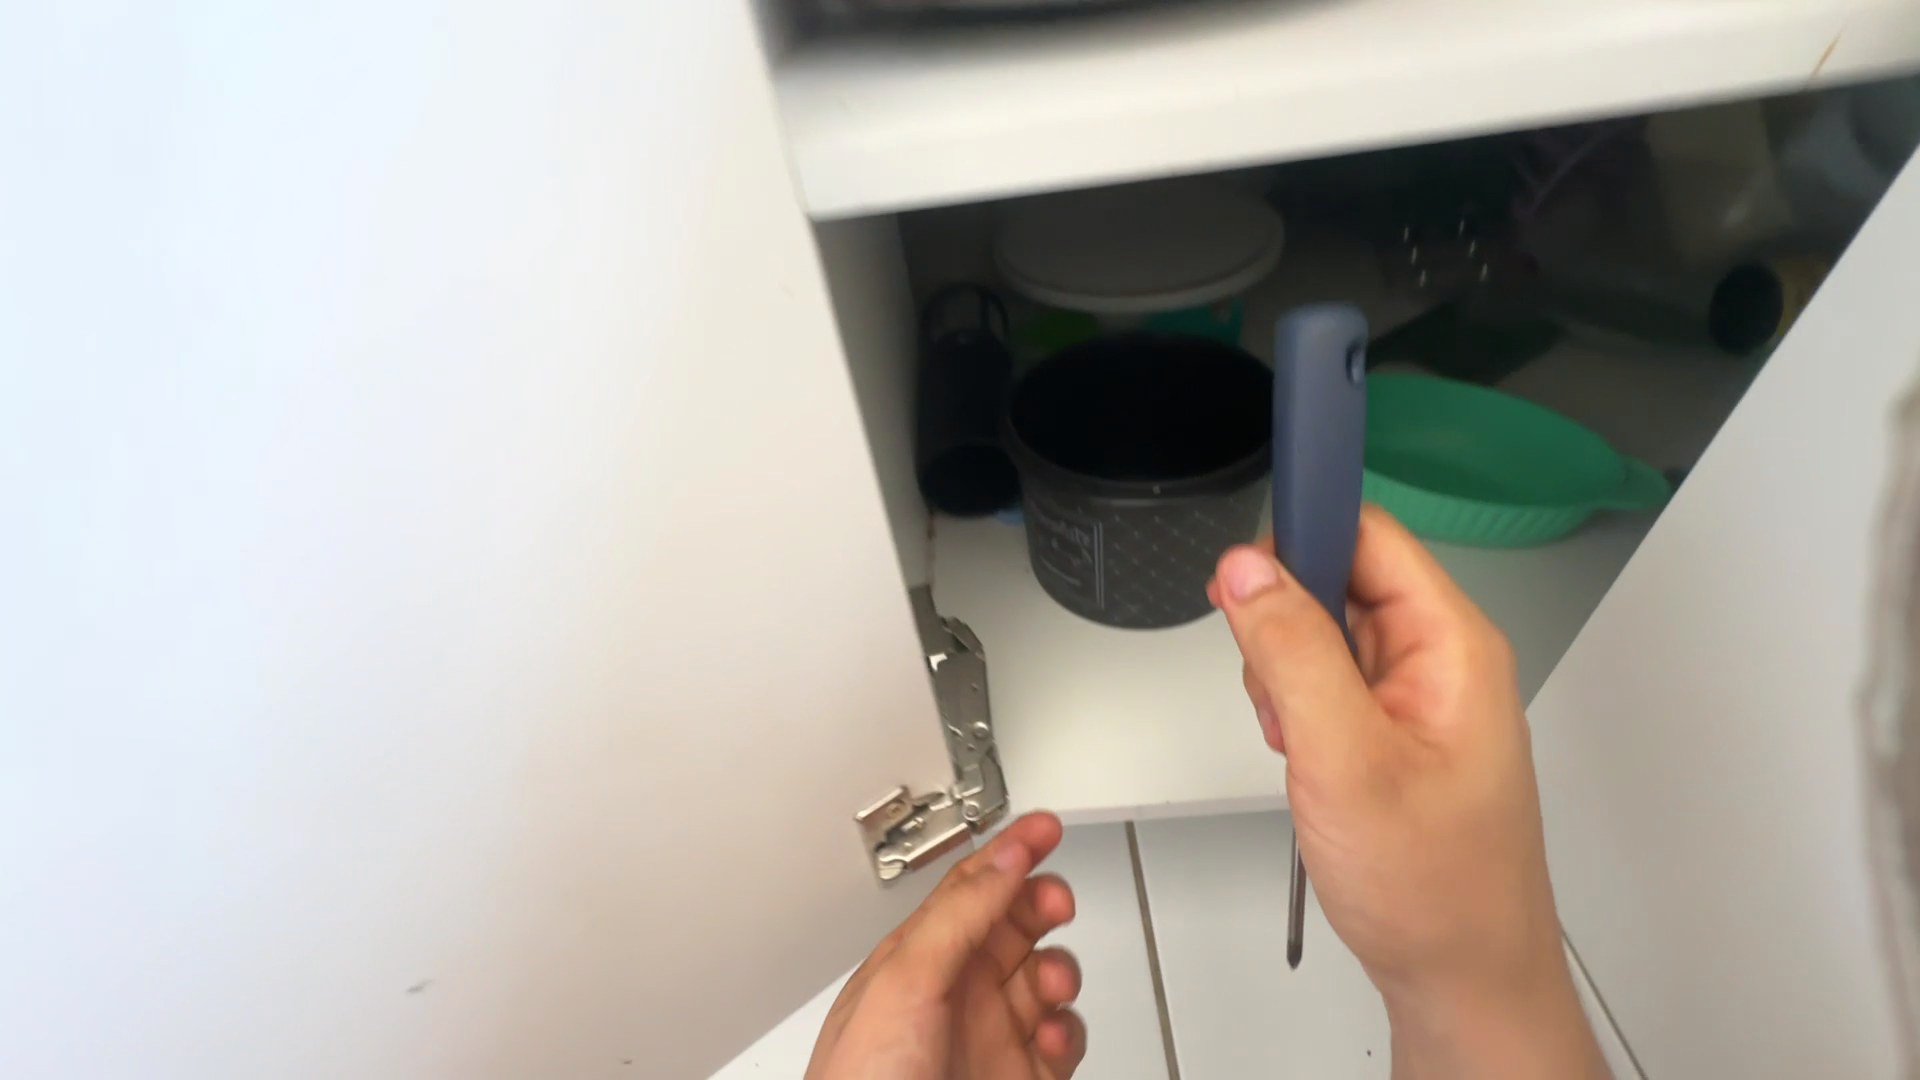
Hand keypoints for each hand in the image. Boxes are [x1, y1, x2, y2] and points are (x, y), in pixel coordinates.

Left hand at [804, 812, 1086, 1079]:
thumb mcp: (906, 981)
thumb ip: (960, 912)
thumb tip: (1006, 854)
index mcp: (918, 957)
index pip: (972, 883)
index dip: (1010, 847)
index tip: (1045, 824)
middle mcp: (954, 990)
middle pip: (1012, 923)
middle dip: (1041, 902)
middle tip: (1055, 900)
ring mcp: (988, 1035)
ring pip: (1042, 976)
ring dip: (1057, 970)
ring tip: (1048, 983)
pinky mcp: (1021, 1076)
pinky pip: (1059, 1036)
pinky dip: (1067, 1027)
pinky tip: (1051, 1033)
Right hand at [1208, 506, 1606, 1077]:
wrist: (1455, 978)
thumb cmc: (1426, 885)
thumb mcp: (1344, 757)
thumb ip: (1292, 651)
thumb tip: (1245, 566)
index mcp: (1449, 642)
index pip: (1367, 533)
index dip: (1299, 533)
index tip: (1240, 573)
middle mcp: (1433, 653)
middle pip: (1335, 576)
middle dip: (1279, 619)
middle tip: (1271, 685)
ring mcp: (1406, 687)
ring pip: (1316, 624)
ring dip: (1280, 667)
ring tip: (1294, 733)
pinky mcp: (1381, 717)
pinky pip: (1317, 670)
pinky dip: (1288, 698)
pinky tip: (1299, 746)